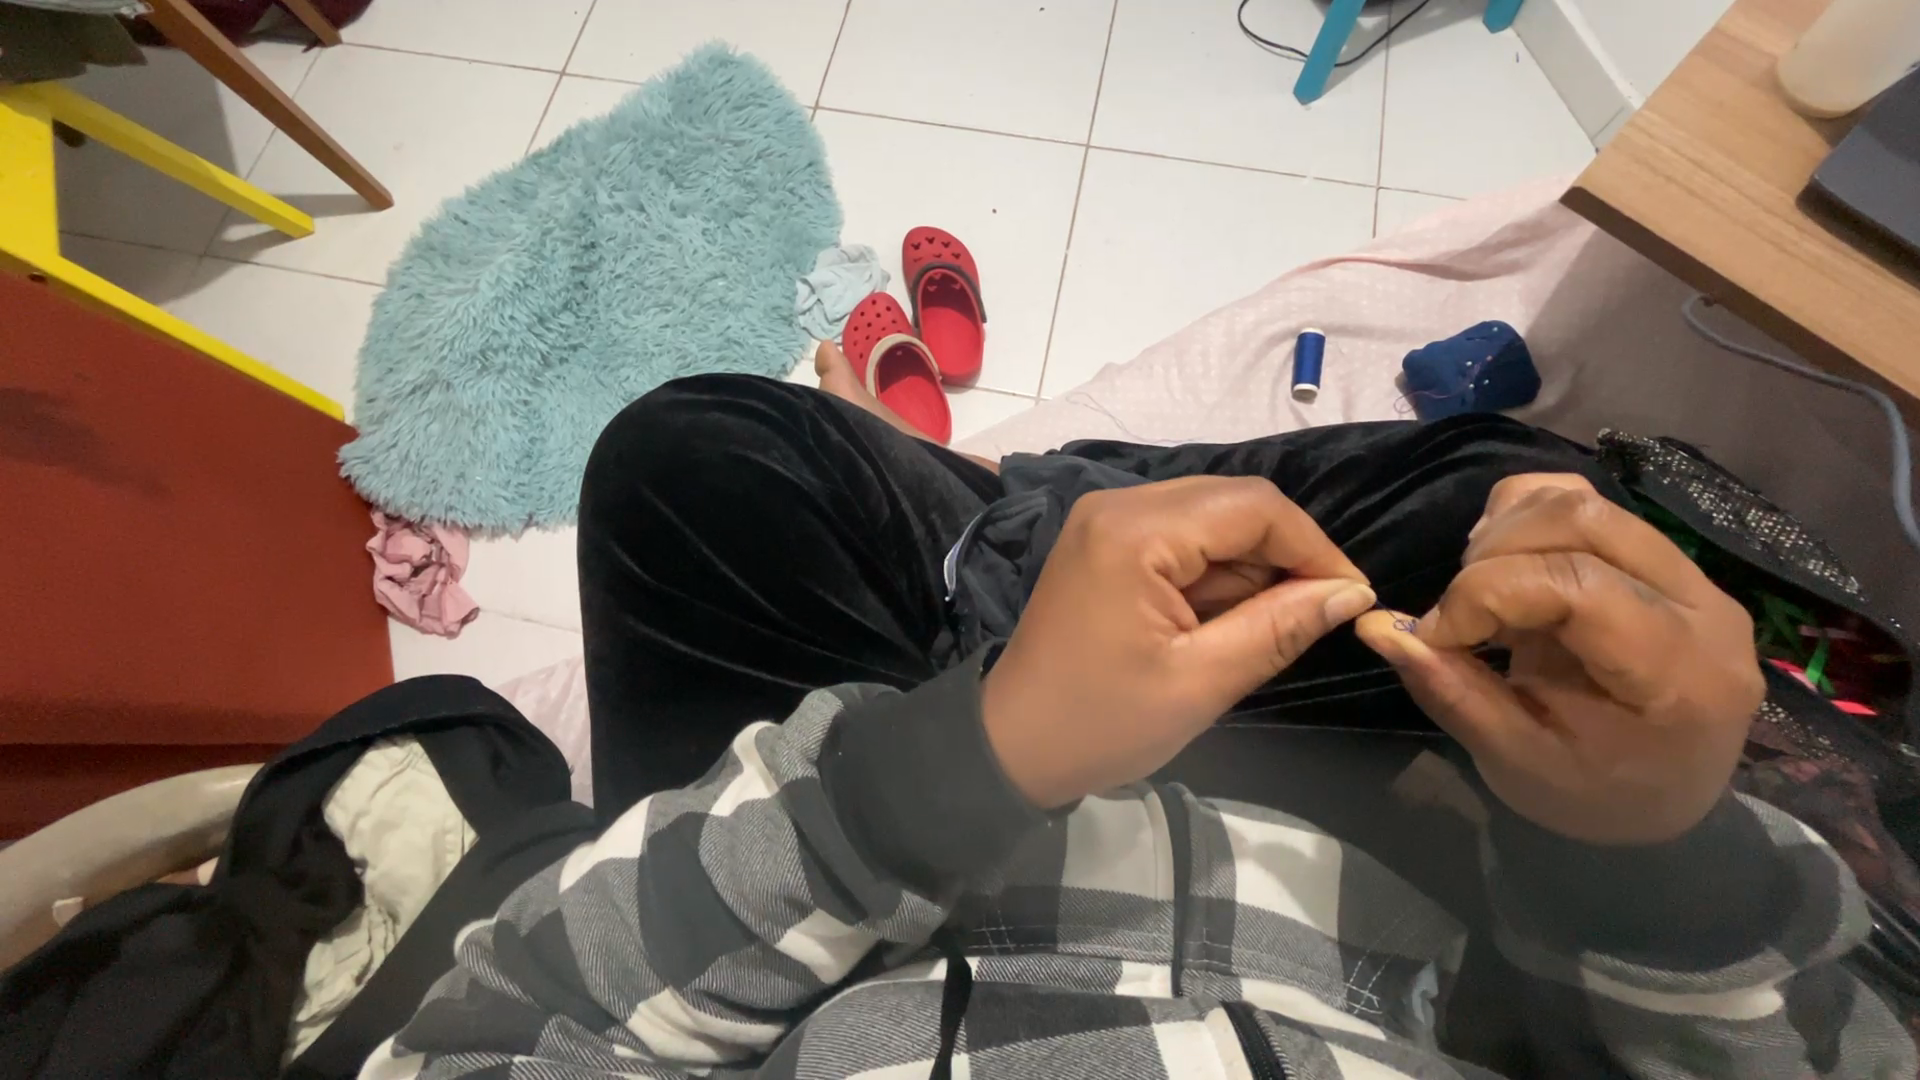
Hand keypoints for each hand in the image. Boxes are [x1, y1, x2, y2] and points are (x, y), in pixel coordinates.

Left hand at [981, 477, 1375, 808]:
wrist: (1014, 742)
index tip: (1351, 597)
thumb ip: (1279, 626)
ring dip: (1246, 566)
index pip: (1252, 506)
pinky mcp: (1101, 542)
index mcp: (1134, 531)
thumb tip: (1350, 591)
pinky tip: (1218, 617)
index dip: (1313, 546)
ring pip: (1207, 518)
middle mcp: (1116, 505)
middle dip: (1280, 555)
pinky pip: (1176, 537)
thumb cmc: (1102, 722)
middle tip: (1311, 615)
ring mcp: (1103, 521)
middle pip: (1230, 503)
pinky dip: (1210, 572)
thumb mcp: (1201, 682)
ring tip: (1260, 627)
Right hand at [1356, 474, 1764, 845]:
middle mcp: (1701, 606)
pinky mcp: (1655, 557)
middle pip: (1578, 520)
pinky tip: (1501, 566)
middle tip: (1456, 613)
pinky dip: (1517, 516)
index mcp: (1677, 673)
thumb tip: (1372, 626)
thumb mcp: (1512, 760)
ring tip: (1478, 588)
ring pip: (1575, 499)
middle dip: (1487, 559)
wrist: (1660, 800)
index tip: (1433, 637)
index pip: (1574, 584)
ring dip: (1500, 533)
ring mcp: (1685, 574)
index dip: (1481, 595)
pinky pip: (1578, 497)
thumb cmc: (1590, 792)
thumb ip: (1449, 690)